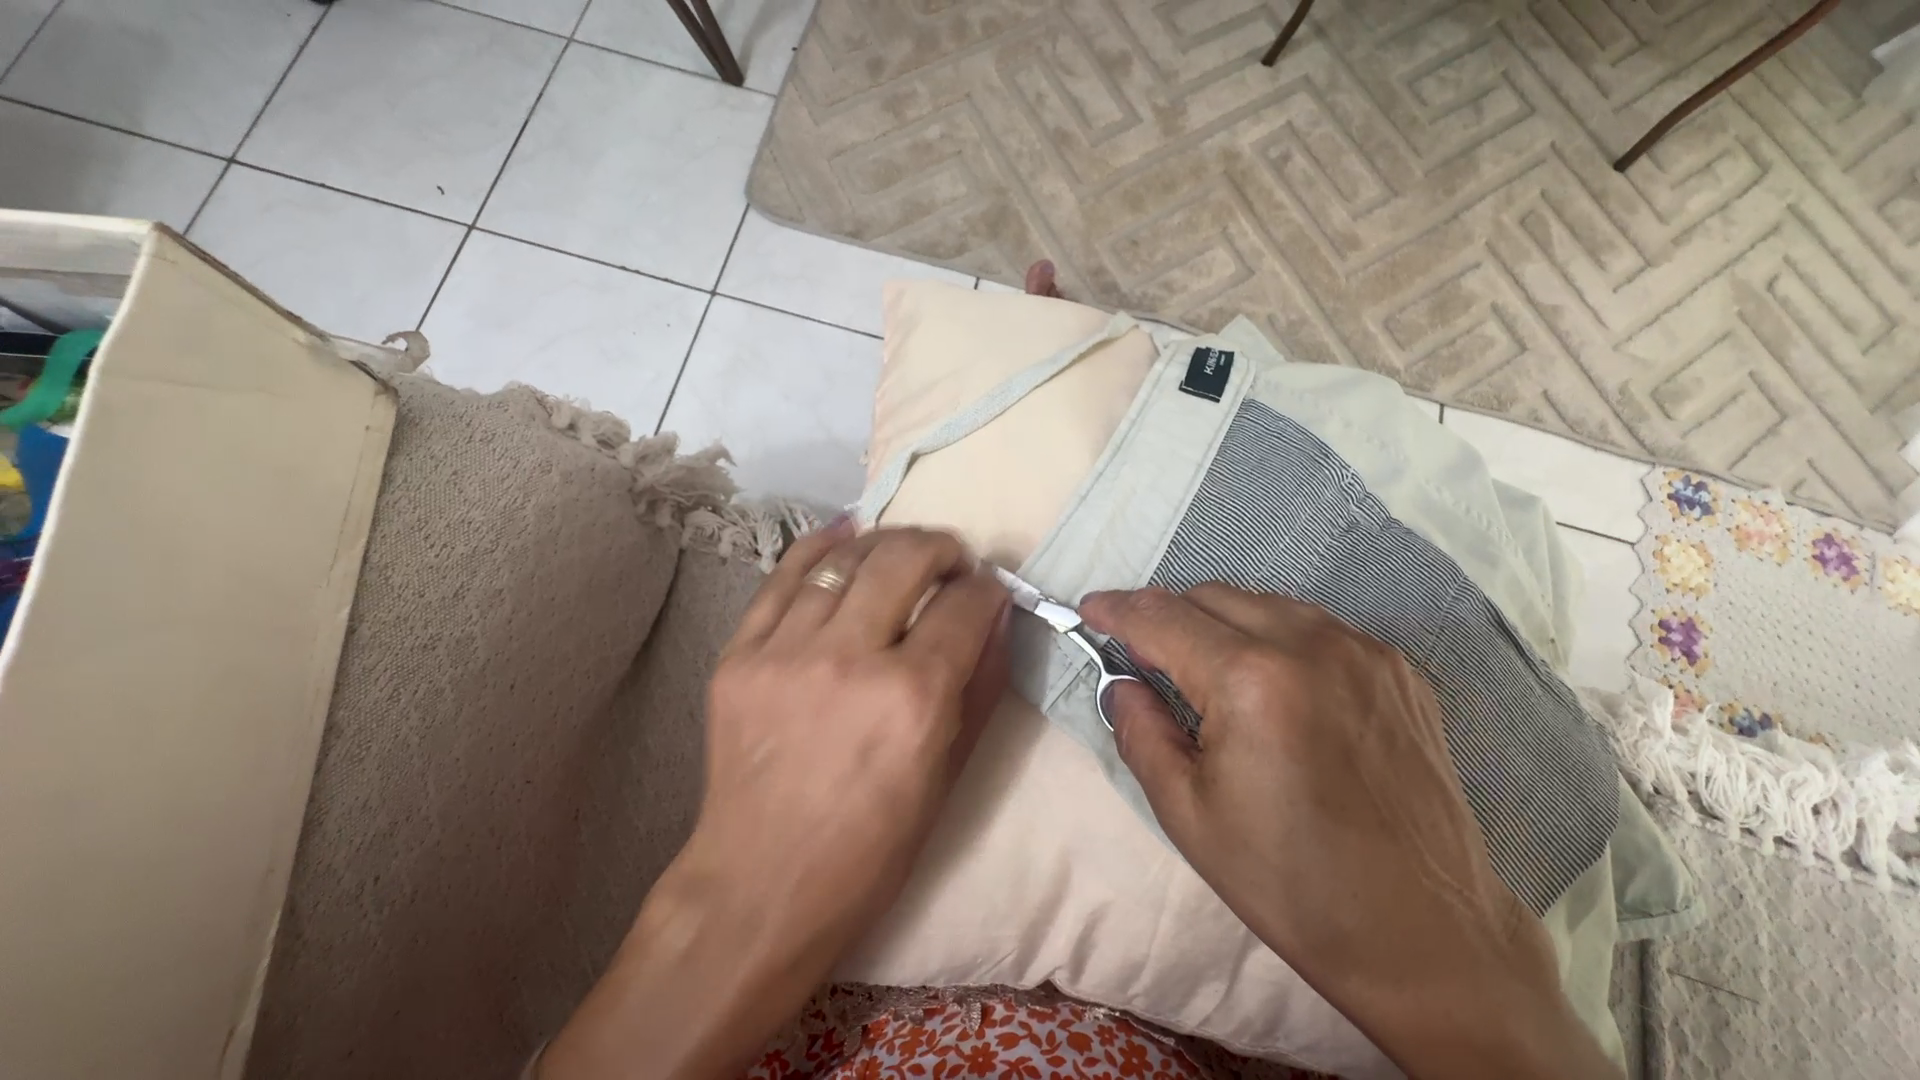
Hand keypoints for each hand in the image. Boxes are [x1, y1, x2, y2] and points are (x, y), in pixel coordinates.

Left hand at [541, 523, 1009, 1079]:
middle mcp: (850, 658)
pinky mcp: (739, 655)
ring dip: (885, 544)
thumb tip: (996, 614)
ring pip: (844, 558)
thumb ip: (981, 685)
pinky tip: (844, 537)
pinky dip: (819, 548)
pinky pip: (783, 577)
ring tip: (902, 552)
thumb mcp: (949, 774)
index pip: (965, 605)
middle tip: (951, 561)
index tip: (988, 591)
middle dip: (941, 547)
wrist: (763, 884)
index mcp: (913, 697)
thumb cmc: (872, 847)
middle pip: (905, 558)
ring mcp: (785, 651)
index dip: (986, 589)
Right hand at [1081, 584, 1616, 1079]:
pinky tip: (1271, 686)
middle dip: (1165, 616)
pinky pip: (1316, 628)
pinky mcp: (1399, 670)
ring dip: (1219, 622)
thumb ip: (1140, 732)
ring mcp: (1364, 651)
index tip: (1088, 611)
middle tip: (1142, 657)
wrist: (1424, 933)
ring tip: (1203, 671)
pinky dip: (1275, 638)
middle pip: (1211, 596)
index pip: (1161, 618)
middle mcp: (1310, 643)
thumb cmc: (1290, 883)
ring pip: (1265, 603)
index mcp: (1251, 679)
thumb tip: (1122, 684)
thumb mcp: (1187, 814)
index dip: (1115, 610)